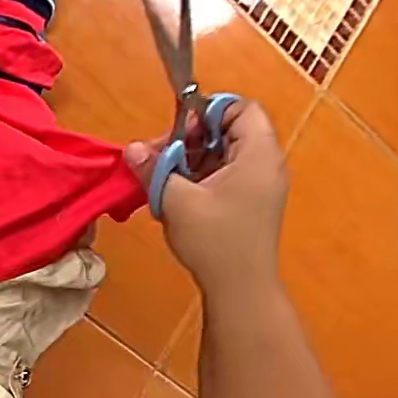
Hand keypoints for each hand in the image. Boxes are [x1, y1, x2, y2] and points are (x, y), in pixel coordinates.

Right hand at [125, 100, 287, 296]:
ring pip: (223, 156)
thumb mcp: (178, 201)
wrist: (240, 289)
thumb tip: (131, 148)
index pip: (240, 108)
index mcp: (258, 153)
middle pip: (228, 131)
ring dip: (190, 163)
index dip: (207, 113)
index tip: (178, 135)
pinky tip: (177, 200)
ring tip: (164, 182)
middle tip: (161, 160)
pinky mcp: (251, 205)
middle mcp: (266, 164)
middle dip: (190, 141)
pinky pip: (225, 177)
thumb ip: (155, 169)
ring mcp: (260, 186)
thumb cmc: (215, 240)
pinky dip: (200, 180)